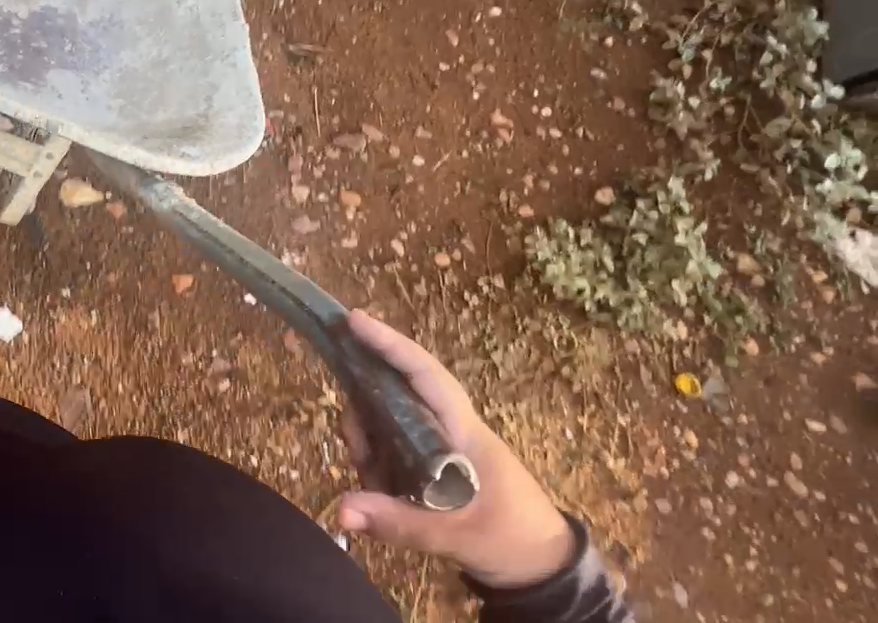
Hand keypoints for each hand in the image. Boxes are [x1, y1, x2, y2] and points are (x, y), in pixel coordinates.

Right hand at [338, 310, 575, 588]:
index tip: (352, 319)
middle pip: (390, 391)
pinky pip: (387, 441)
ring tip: (371, 481)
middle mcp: (447, 424)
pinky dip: (374, 459)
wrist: (545, 567)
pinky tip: (376, 487)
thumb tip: (341, 511)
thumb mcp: (455, 537)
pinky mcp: (429, 457)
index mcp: (464, 430)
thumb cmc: (512, 540)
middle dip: (362, 412)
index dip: (389, 343)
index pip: (424, 373)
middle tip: (356, 447)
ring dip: (367, 443)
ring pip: (383, 418)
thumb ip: (397, 522)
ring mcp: (437, 440)